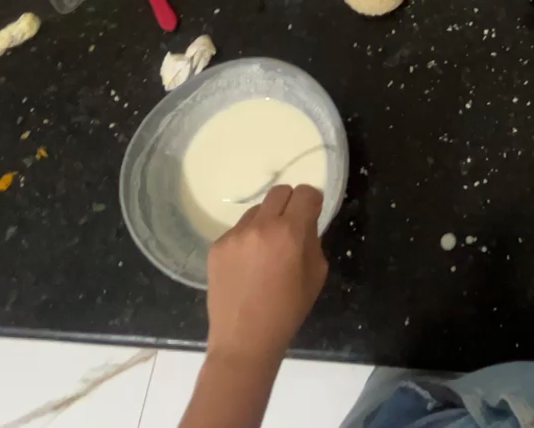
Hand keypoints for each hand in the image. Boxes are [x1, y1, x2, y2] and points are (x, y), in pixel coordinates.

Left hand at [205, 184, 327, 365]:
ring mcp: (235, 235)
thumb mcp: (316, 274)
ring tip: (265, 251)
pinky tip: (247, 265)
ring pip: (257, 210)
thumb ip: (313, 239)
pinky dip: (247, 239)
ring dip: (266, 221)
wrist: (244, 342)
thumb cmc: (287, 310)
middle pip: (279, 192)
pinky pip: (238, 230)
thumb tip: (306, 221)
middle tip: (290, 228)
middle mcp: (261, 226)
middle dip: (290, 204)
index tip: (311, 215)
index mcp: (290, 232)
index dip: (312, 201)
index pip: (304, 193)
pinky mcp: (216, 247)